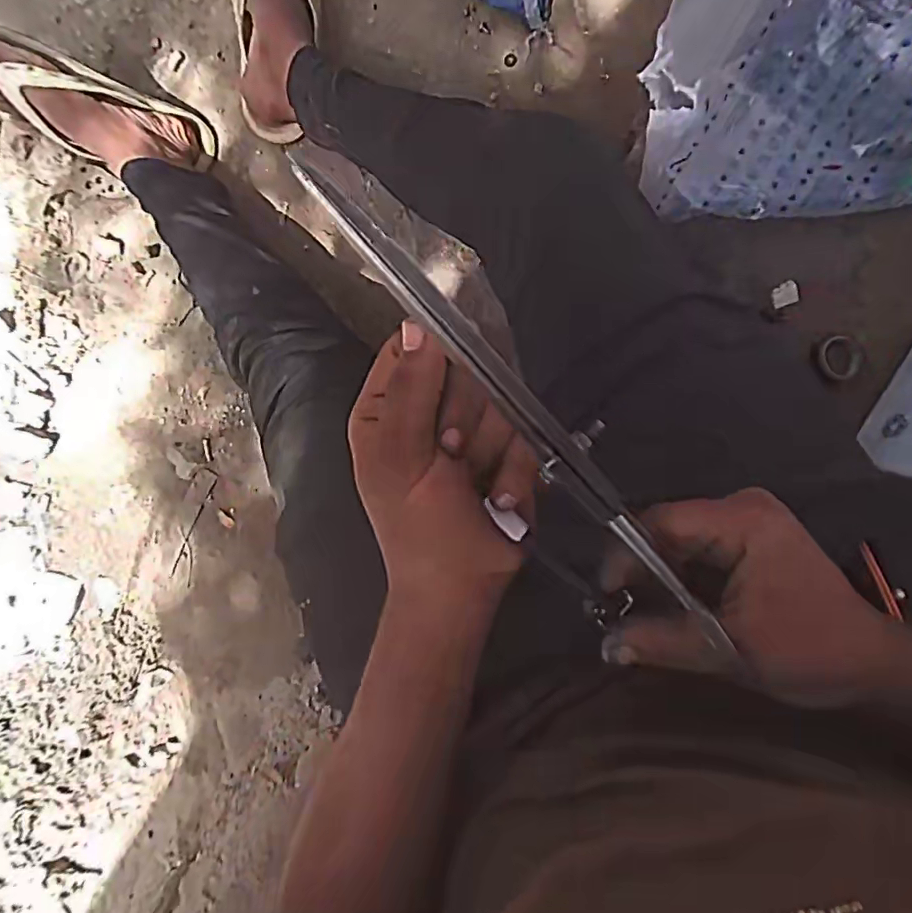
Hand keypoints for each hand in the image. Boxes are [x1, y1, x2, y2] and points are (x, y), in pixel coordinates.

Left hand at [350, 321, 538, 617]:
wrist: (462, 587)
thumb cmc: (417, 528)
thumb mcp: (402, 458)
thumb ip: (411, 390)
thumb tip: (416, 325)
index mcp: (387, 408)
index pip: (411, 346)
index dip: (435, 351)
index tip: (454, 369)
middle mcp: (430, 412)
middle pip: (466, 372)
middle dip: (466, 417)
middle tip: (451, 452)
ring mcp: (472, 432)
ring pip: (500, 404)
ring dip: (491, 451)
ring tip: (472, 484)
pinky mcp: (508, 453)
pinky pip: (524, 441)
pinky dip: (514, 474)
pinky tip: (497, 499)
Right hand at [600, 487, 902, 707]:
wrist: (872, 663)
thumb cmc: (811, 652)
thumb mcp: (732, 651)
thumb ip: (665, 642)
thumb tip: (607, 645)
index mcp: (744, 521)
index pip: (664, 521)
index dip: (627, 553)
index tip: (607, 594)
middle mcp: (742, 506)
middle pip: (668, 526)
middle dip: (641, 566)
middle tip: (618, 607)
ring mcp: (747, 517)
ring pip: (678, 537)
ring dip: (658, 572)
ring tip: (640, 609)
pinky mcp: (749, 534)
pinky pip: (696, 545)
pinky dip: (679, 574)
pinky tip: (673, 603)